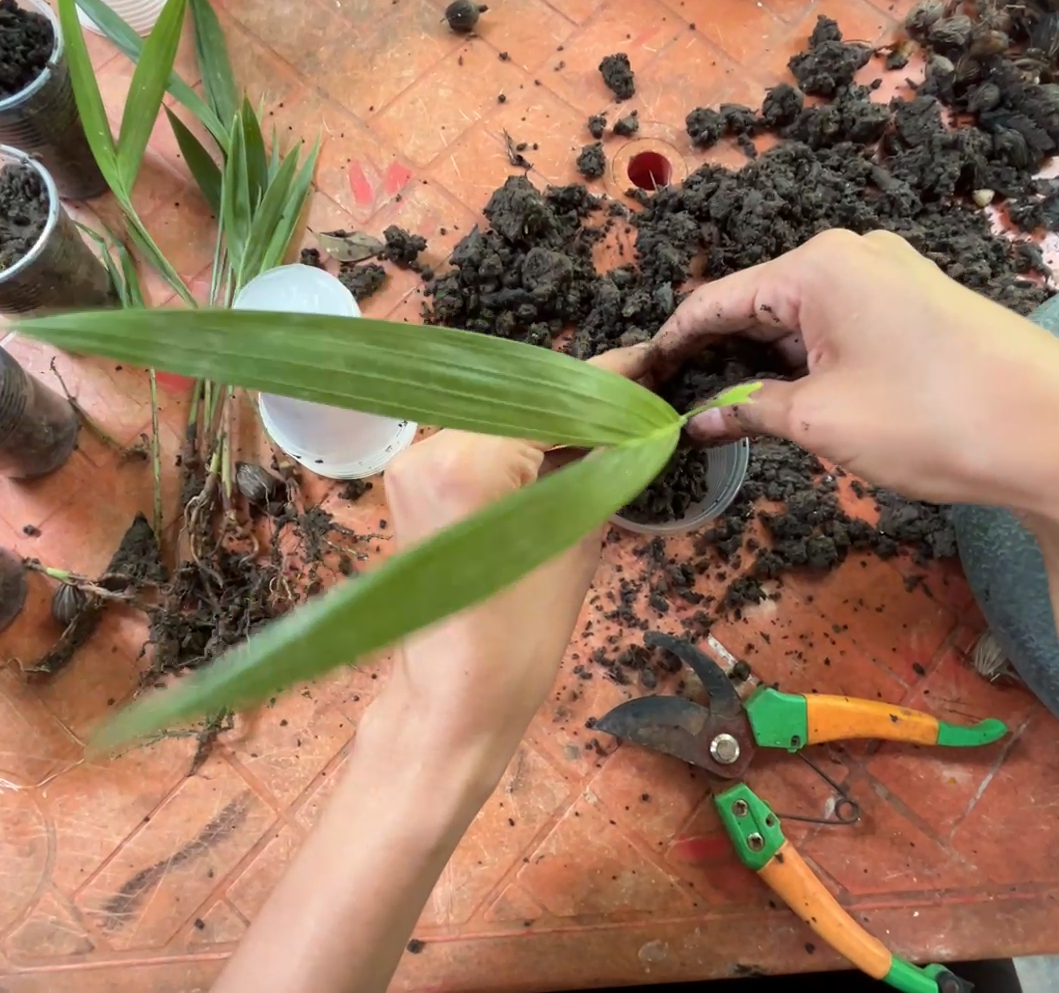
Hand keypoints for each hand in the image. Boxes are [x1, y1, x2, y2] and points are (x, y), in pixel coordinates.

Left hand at [370, 345, 650, 763]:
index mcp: (467, 464)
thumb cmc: (521, 642)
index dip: (604, 385)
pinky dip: (516, 443)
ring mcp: (411, 462)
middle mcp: (427, 448)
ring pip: (496, 419)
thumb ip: (597, 469)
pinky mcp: (411, 479)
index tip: (647, 361)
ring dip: (547, 421)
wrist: (454, 697)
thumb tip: (625, 423)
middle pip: (519, 404)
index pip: (549, 404)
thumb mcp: (575, 543)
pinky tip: (556, 451)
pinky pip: (475, 443)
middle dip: (578, 402)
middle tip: (632, 404)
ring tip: (602, 428)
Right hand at [650, 228, 1058, 514]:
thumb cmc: (928, 417)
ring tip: (724, 405)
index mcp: (817, 265)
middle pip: (755, 301)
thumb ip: (748, 410)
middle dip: (715, 352)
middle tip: (677, 398)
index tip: (642, 374)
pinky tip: (784, 393)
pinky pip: (834, 324)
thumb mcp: (819, 419)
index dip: (674, 340)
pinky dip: (801, 358)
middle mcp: (849, 255)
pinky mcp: (913, 304)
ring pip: (796, 316)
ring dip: (760, 360)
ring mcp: (887, 276)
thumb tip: (699, 421)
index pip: (716, 299)